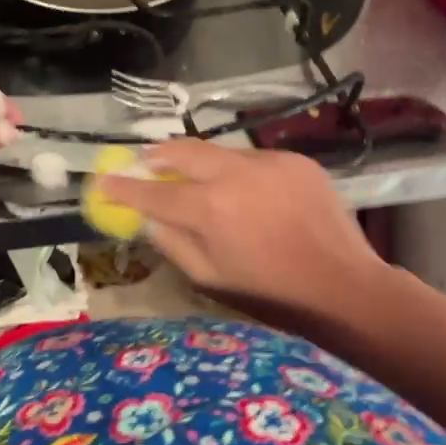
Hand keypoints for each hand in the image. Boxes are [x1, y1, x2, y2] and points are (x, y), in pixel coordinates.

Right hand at [100, 139, 389, 320]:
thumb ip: (172, 242)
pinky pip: (252, 159)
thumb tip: (146, 217)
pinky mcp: (294, 160)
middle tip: (143, 163)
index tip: (102, 181)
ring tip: (194, 179)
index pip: (152, 192)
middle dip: (155, 156)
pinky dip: (238, 172)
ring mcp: (268, 162)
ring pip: (218, 152)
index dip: (122, 187)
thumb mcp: (210, 279)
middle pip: (180, 151)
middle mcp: (234, 175)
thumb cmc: (270, 293)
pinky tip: (246, 193)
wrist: (343, 285)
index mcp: (210, 210)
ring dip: (198, 163)